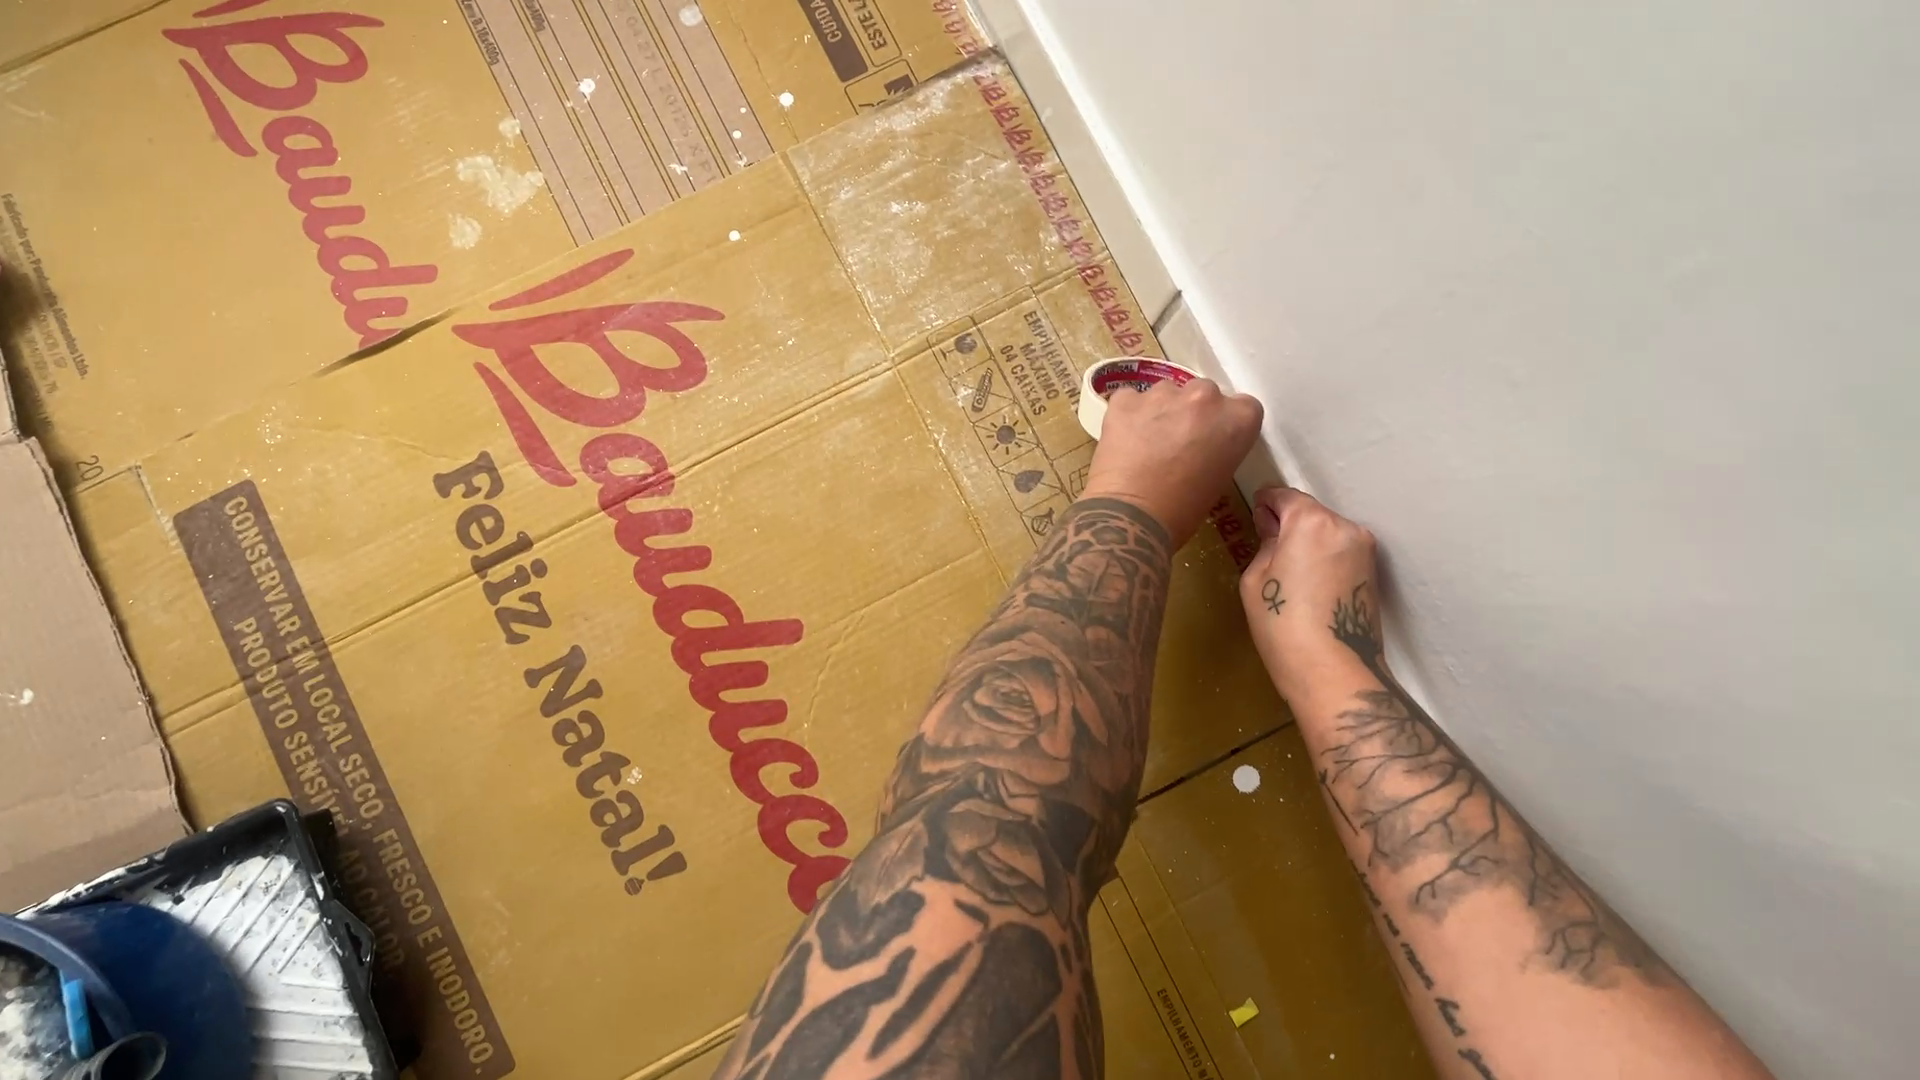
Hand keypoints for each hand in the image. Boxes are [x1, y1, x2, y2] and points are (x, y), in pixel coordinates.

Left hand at [1080, 377, 1262, 546]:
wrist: (1131, 517)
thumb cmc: (1182, 511)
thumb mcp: (1219, 480)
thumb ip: (1219, 448)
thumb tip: (1201, 445)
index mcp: (1237, 418)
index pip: (1242, 407)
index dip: (1225, 424)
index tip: (1213, 441)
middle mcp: (1204, 397)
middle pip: (1203, 394)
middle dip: (1193, 413)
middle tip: (1177, 443)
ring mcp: (1162, 394)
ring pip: (1165, 393)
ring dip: (1160, 411)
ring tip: (1145, 444)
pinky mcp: (1124, 400)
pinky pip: (1129, 399)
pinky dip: (1128, 415)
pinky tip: (1122, 440)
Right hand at [1239, 486, 1382, 702]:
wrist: (1332, 670)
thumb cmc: (1282, 623)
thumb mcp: (1255, 579)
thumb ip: (1266, 544)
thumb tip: (1274, 530)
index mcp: (1311, 522)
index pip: (1284, 496)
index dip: (1265, 503)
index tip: (1255, 516)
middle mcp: (1345, 527)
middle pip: (1310, 513)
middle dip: (1288, 523)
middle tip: (1267, 548)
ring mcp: (1365, 549)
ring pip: (1327, 532)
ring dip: (1307, 541)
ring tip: (1288, 572)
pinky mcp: (1373, 572)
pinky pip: (1340, 551)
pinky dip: (1323, 557)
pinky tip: (1307, 584)